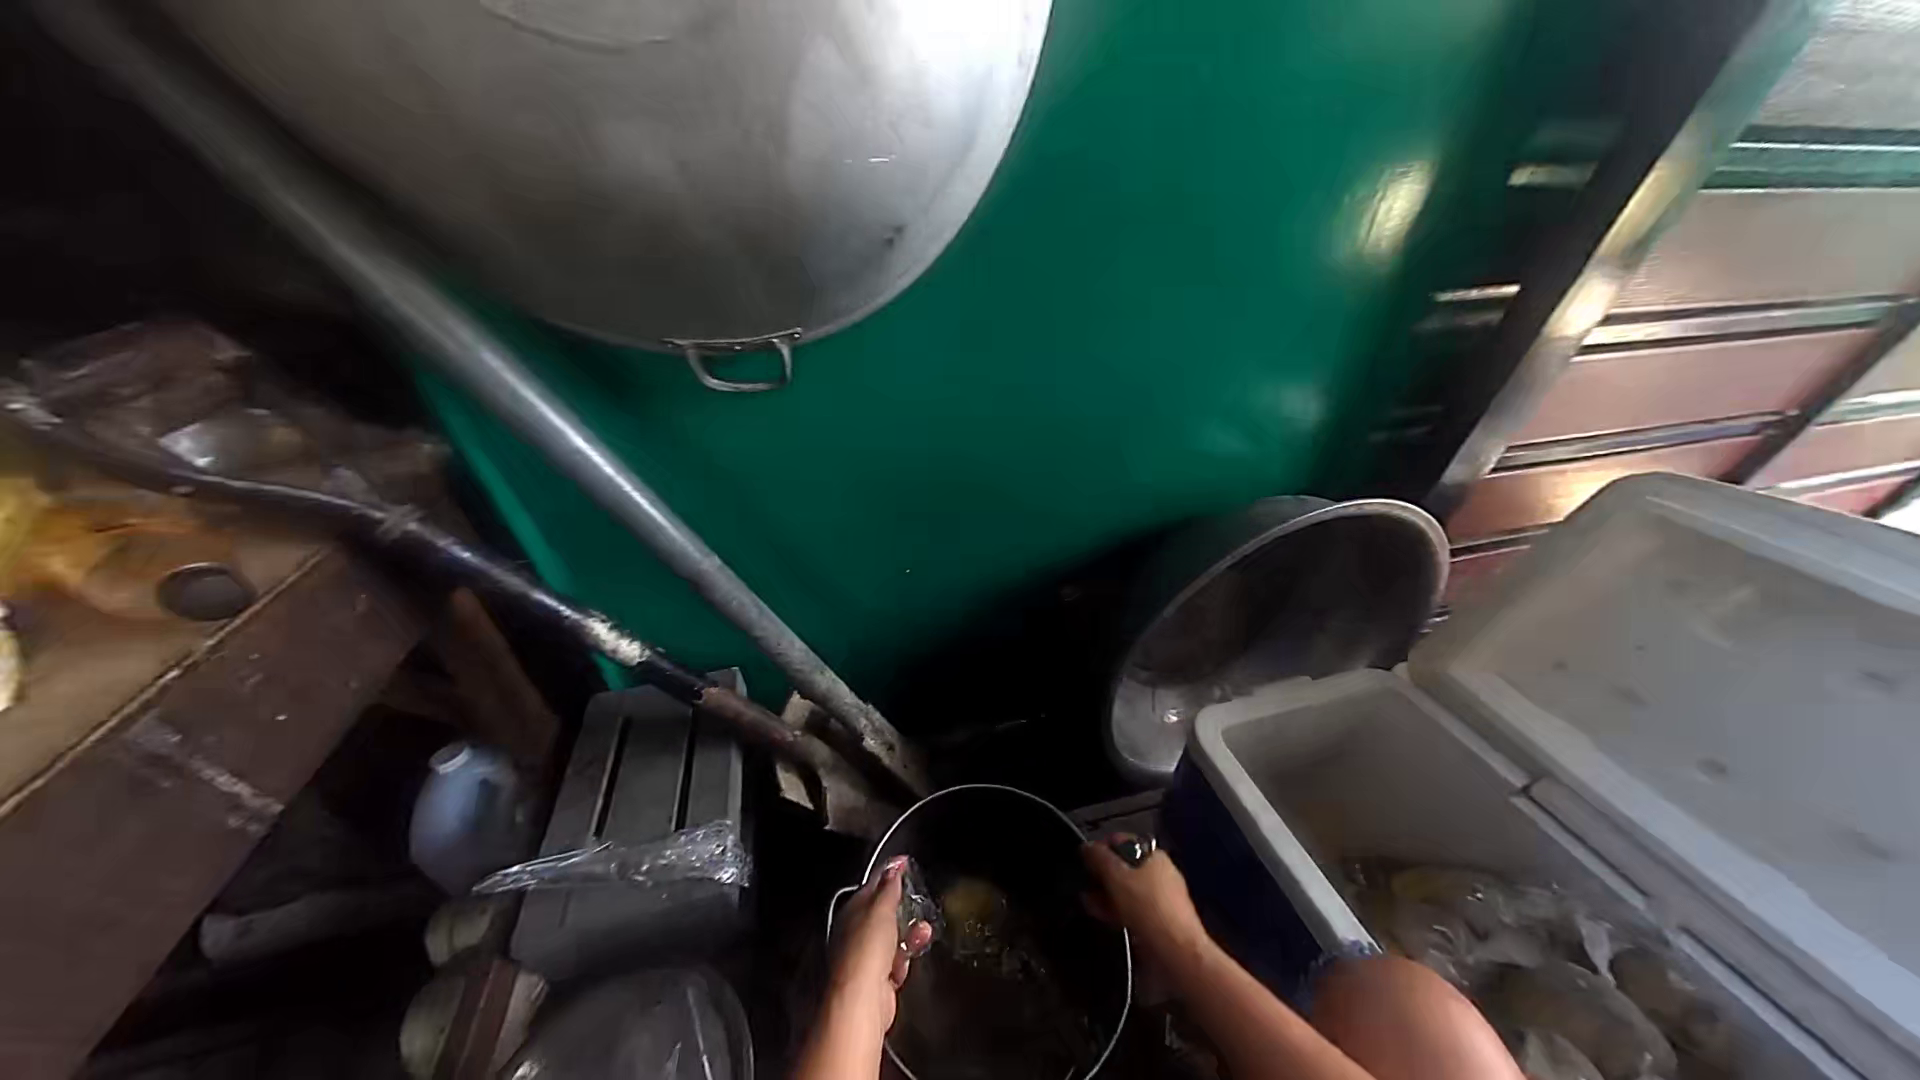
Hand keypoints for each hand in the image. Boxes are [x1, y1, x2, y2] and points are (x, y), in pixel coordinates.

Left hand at [827, 855, 933, 1036]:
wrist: (862, 999)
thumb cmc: (867, 949)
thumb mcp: (881, 909)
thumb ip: (889, 887)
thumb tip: (893, 866)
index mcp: (853, 909)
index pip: (873, 883)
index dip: (890, 872)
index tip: (905, 862)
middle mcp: (856, 930)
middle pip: (884, 911)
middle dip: (903, 907)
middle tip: (919, 902)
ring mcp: (866, 955)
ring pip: (893, 937)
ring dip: (909, 934)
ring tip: (923, 931)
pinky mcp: (878, 977)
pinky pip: (896, 960)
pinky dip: (905, 957)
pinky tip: (910, 956)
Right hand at [1081, 835, 1211, 972]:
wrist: (1177, 954)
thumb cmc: (1146, 906)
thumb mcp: (1115, 875)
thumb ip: (1098, 857)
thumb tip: (1086, 847)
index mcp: (1153, 855)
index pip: (1120, 842)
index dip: (1099, 849)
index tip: (1085, 862)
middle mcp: (1161, 873)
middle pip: (1123, 868)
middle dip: (1101, 876)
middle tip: (1086, 886)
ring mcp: (1163, 899)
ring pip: (1127, 891)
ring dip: (1106, 896)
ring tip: (1090, 905)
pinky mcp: (1161, 923)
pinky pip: (1134, 910)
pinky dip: (1118, 912)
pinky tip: (1106, 919)